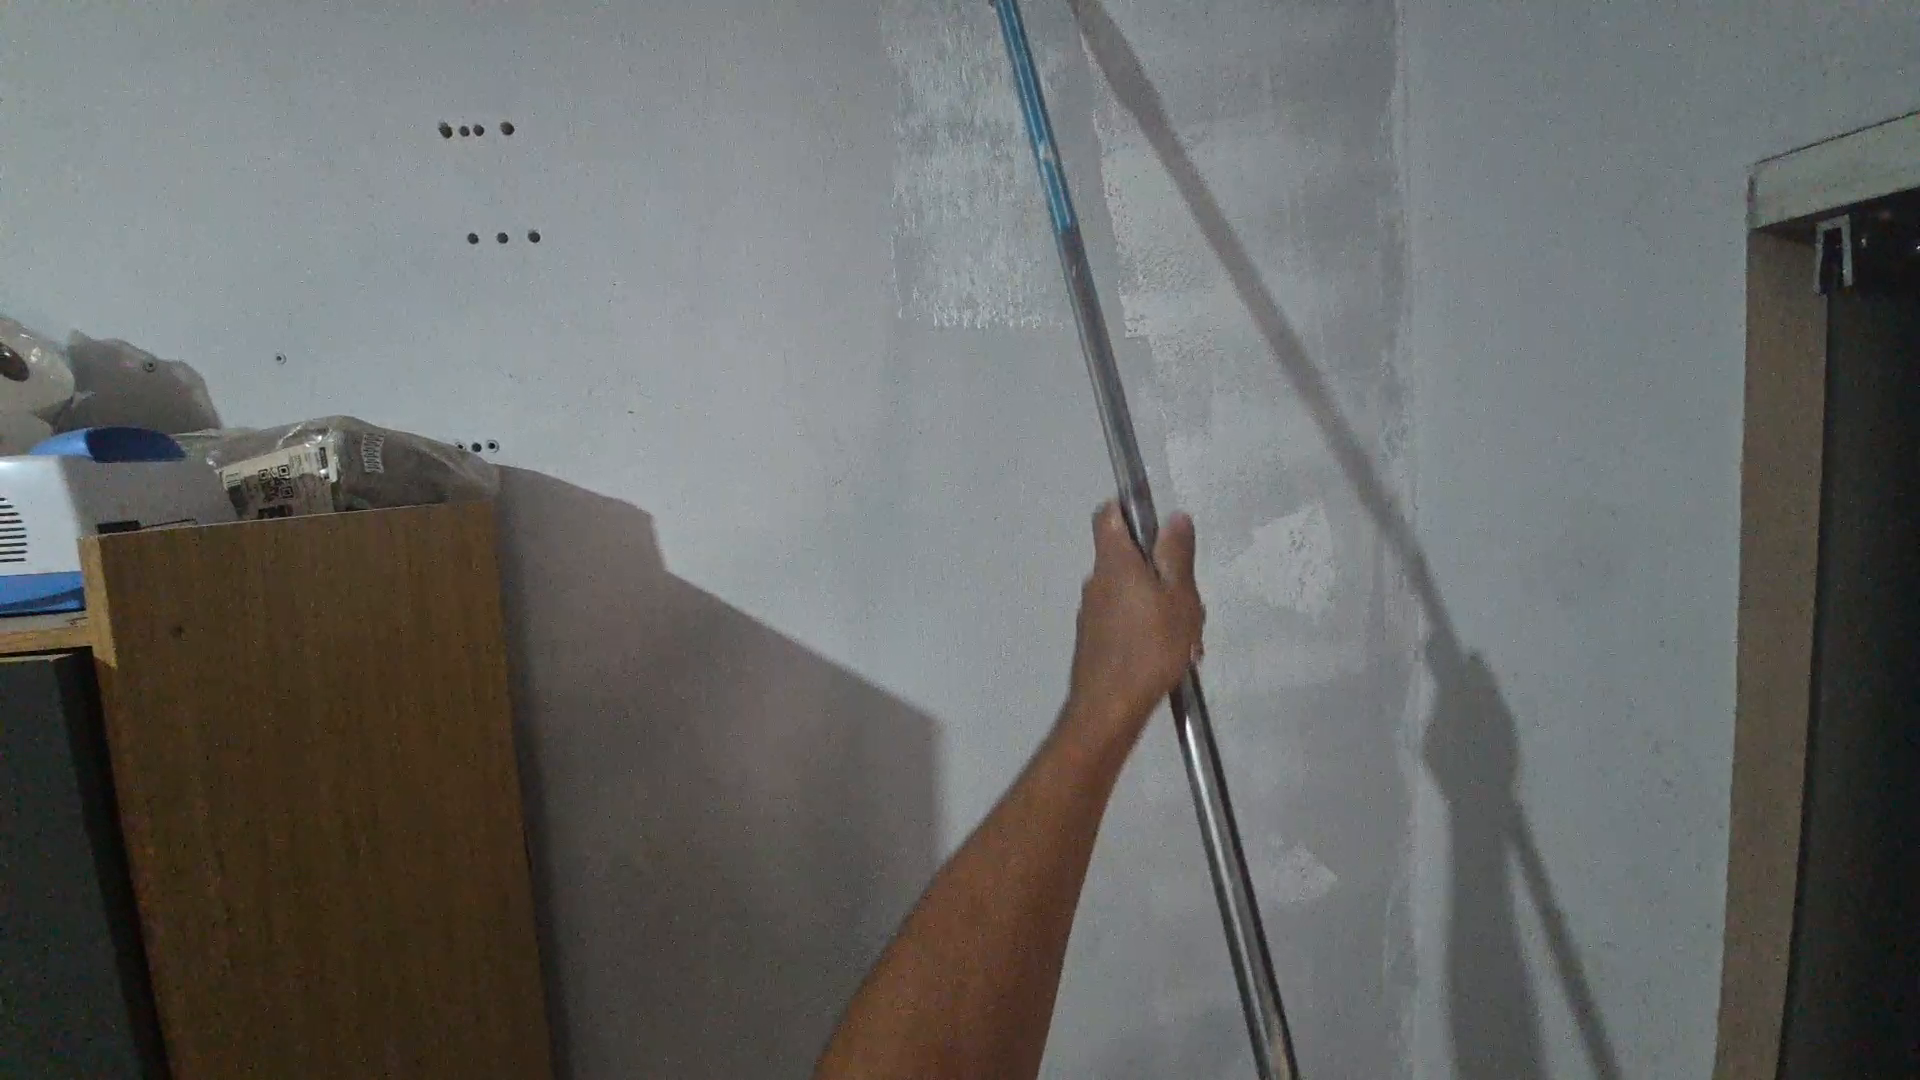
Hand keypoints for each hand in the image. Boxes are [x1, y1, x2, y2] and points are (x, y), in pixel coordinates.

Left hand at [1063, 502, 1203, 746]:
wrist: (1109, 705)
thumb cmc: (1151, 647)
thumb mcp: (1179, 598)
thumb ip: (1176, 556)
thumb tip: (1174, 517)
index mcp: (1114, 563)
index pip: (1107, 516)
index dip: (1127, 510)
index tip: (1156, 525)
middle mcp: (1096, 581)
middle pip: (1126, 558)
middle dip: (1159, 571)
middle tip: (1188, 600)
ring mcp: (1091, 611)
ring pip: (1130, 593)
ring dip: (1158, 606)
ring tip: (1187, 639)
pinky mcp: (1093, 638)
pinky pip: (1124, 620)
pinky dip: (1146, 629)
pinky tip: (1170, 656)